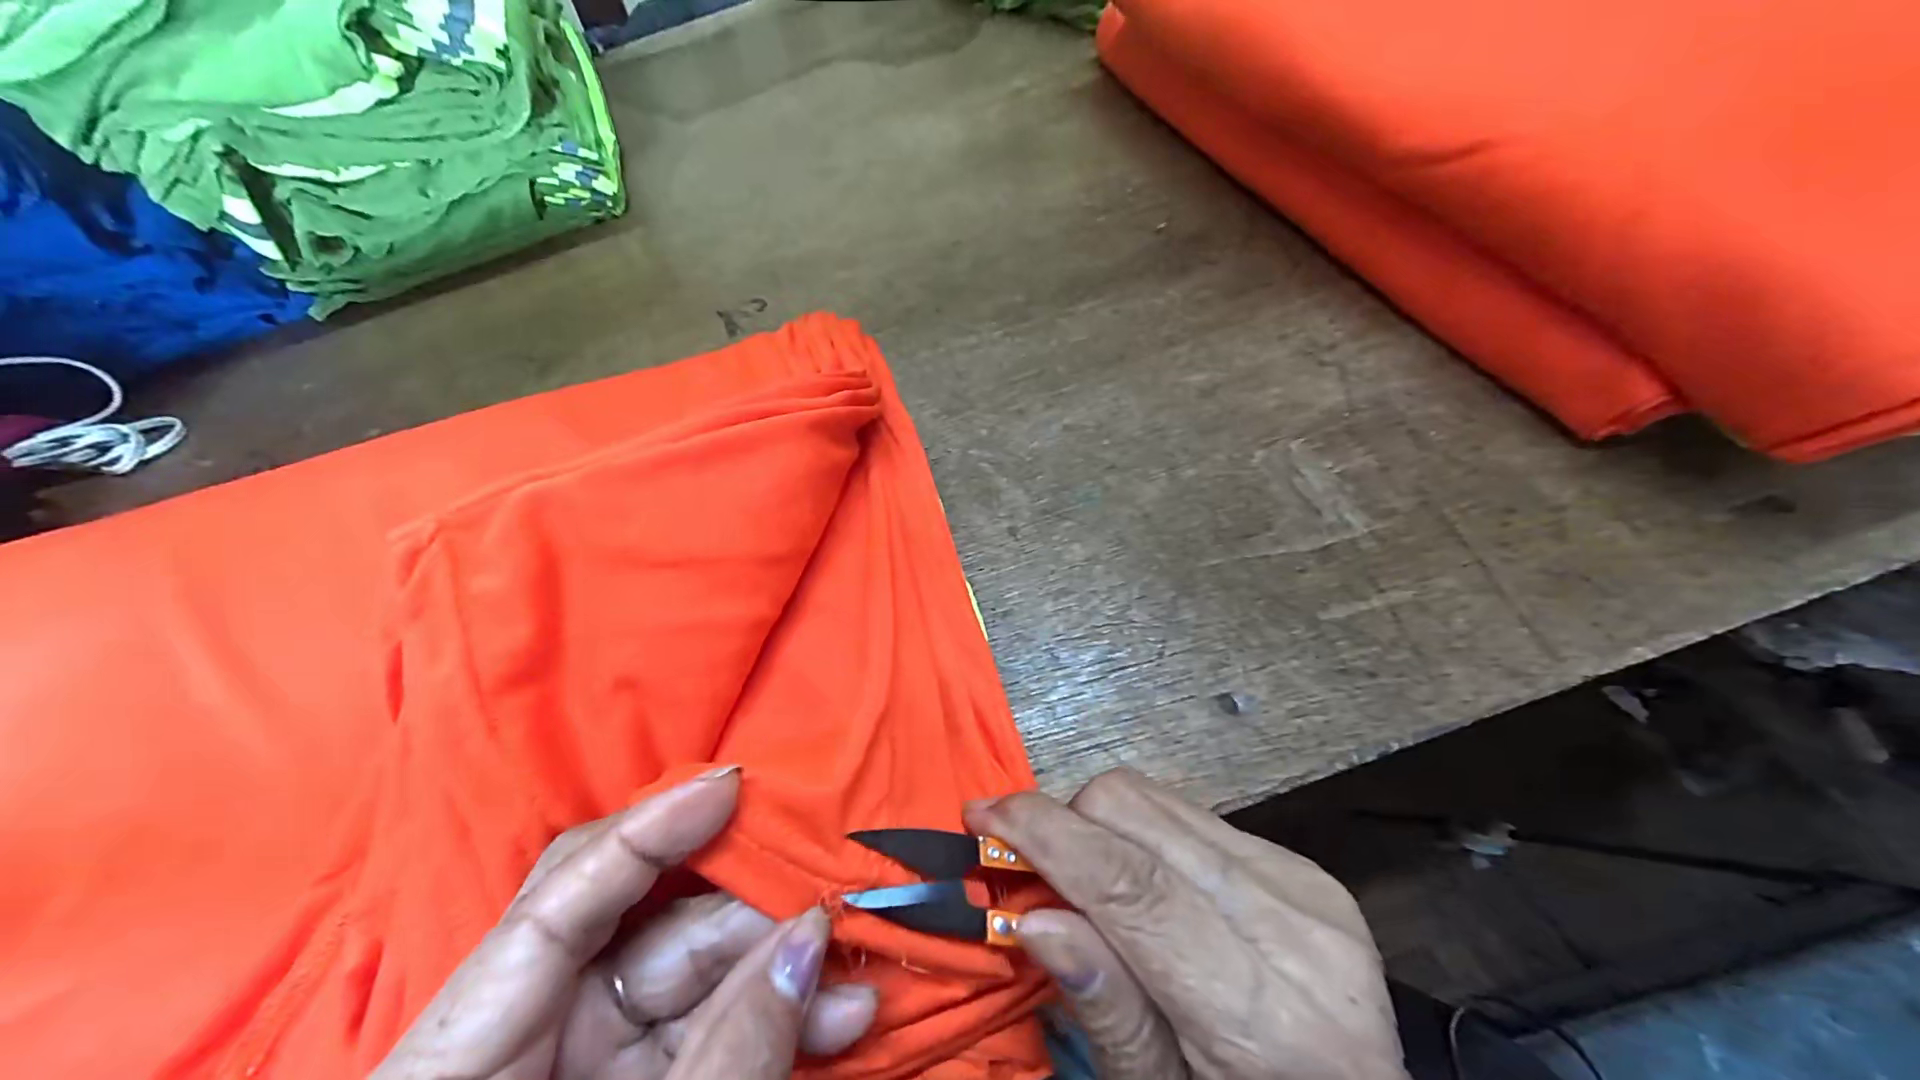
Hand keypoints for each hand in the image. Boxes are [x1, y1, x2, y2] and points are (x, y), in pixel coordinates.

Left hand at [372, 768, 877, 1079]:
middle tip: (830, 900)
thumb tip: (809, 938)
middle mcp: (522, 1051)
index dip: (647, 834)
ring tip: (856, 971)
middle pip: (642, 939)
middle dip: (746, 917)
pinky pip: (710, 1038)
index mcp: (462, 1062)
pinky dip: (773, 1022)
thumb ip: (729, 1057)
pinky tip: (837, 1011)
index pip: (557, 905)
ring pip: (690, 990)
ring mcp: (581, 1078)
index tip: (731, 786)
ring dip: (778, 972)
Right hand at [966, 768, 1406, 1079]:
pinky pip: (1189, 814)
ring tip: (1084, 877)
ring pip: (1156, 799)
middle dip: (1064, 825)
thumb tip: (1031, 918)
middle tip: (1029, 869)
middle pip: (1136, 815)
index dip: (1046, 837)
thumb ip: (1107, 1006)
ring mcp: (1303, 884)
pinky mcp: (1301, 865)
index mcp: (1265, 1013)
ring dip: (1099, 825)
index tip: (983, 815)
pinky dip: (1142, 836)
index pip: (1131, 886)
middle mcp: (1291, 925)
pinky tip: (1141, 881)